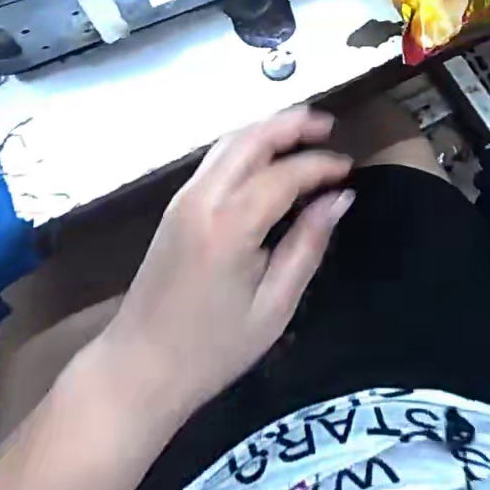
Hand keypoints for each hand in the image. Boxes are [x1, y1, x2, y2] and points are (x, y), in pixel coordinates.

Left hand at [96, 109, 353, 421]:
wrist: (140, 366)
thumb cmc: (213, 348)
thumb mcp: (274, 306)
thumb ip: (308, 244)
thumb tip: (339, 199)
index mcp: (229, 225)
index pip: (283, 174)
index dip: (320, 166)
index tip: (348, 168)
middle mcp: (203, 197)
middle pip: (251, 138)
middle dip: (291, 124)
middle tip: (327, 126)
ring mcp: (185, 196)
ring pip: (231, 141)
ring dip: (268, 128)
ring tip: (304, 131)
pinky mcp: (178, 203)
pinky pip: (218, 157)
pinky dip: (248, 145)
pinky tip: (270, 156)